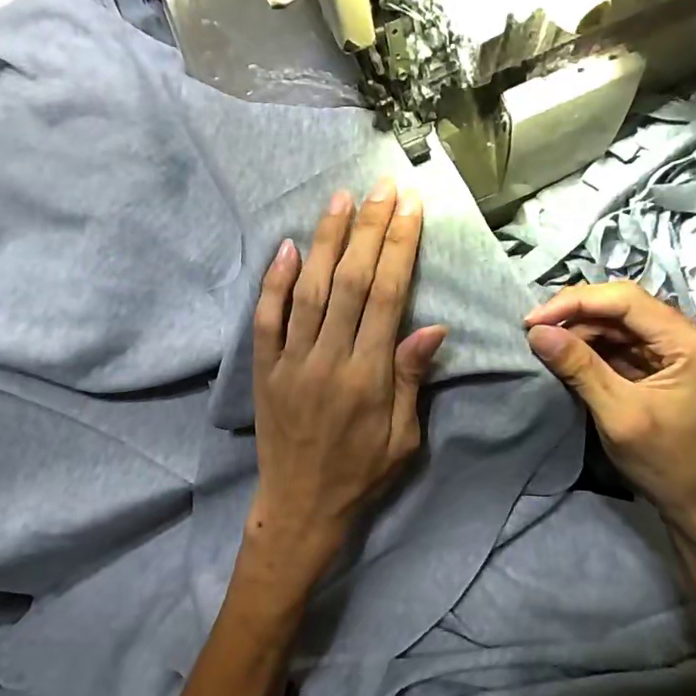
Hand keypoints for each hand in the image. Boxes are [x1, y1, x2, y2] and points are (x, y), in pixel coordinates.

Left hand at [246, 178, 447, 591]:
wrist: (300, 507)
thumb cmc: (362, 475)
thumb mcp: (404, 438)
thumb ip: (411, 379)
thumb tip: (432, 327)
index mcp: (368, 376)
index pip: (387, 296)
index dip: (400, 248)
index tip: (411, 209)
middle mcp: (328, 360)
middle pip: (350, 281)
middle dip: (370, 230)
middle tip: (383, 188)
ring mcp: (290, 362)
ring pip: (308, 290)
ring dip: (326, 242)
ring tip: (341, 201)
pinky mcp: (263, 370)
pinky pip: (265, 319)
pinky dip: (273, 282)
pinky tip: (286, 247)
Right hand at [524, 281, 695, 524]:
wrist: (691, 497)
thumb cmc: (662, 460)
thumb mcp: (618, 414)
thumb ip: (579, 369)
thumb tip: (537, 333)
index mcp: (689, 343)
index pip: (628, 301)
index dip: (578, 302)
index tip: (535, 319)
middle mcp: (687, 336)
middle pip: (623, 306)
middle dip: (576, 313)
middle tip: (534, 328)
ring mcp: (673, 348)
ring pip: (619, 321)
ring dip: (580, 329)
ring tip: (544, 341)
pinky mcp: (659, 362)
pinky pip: (621, 340)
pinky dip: (590, 344)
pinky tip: (565, 351)